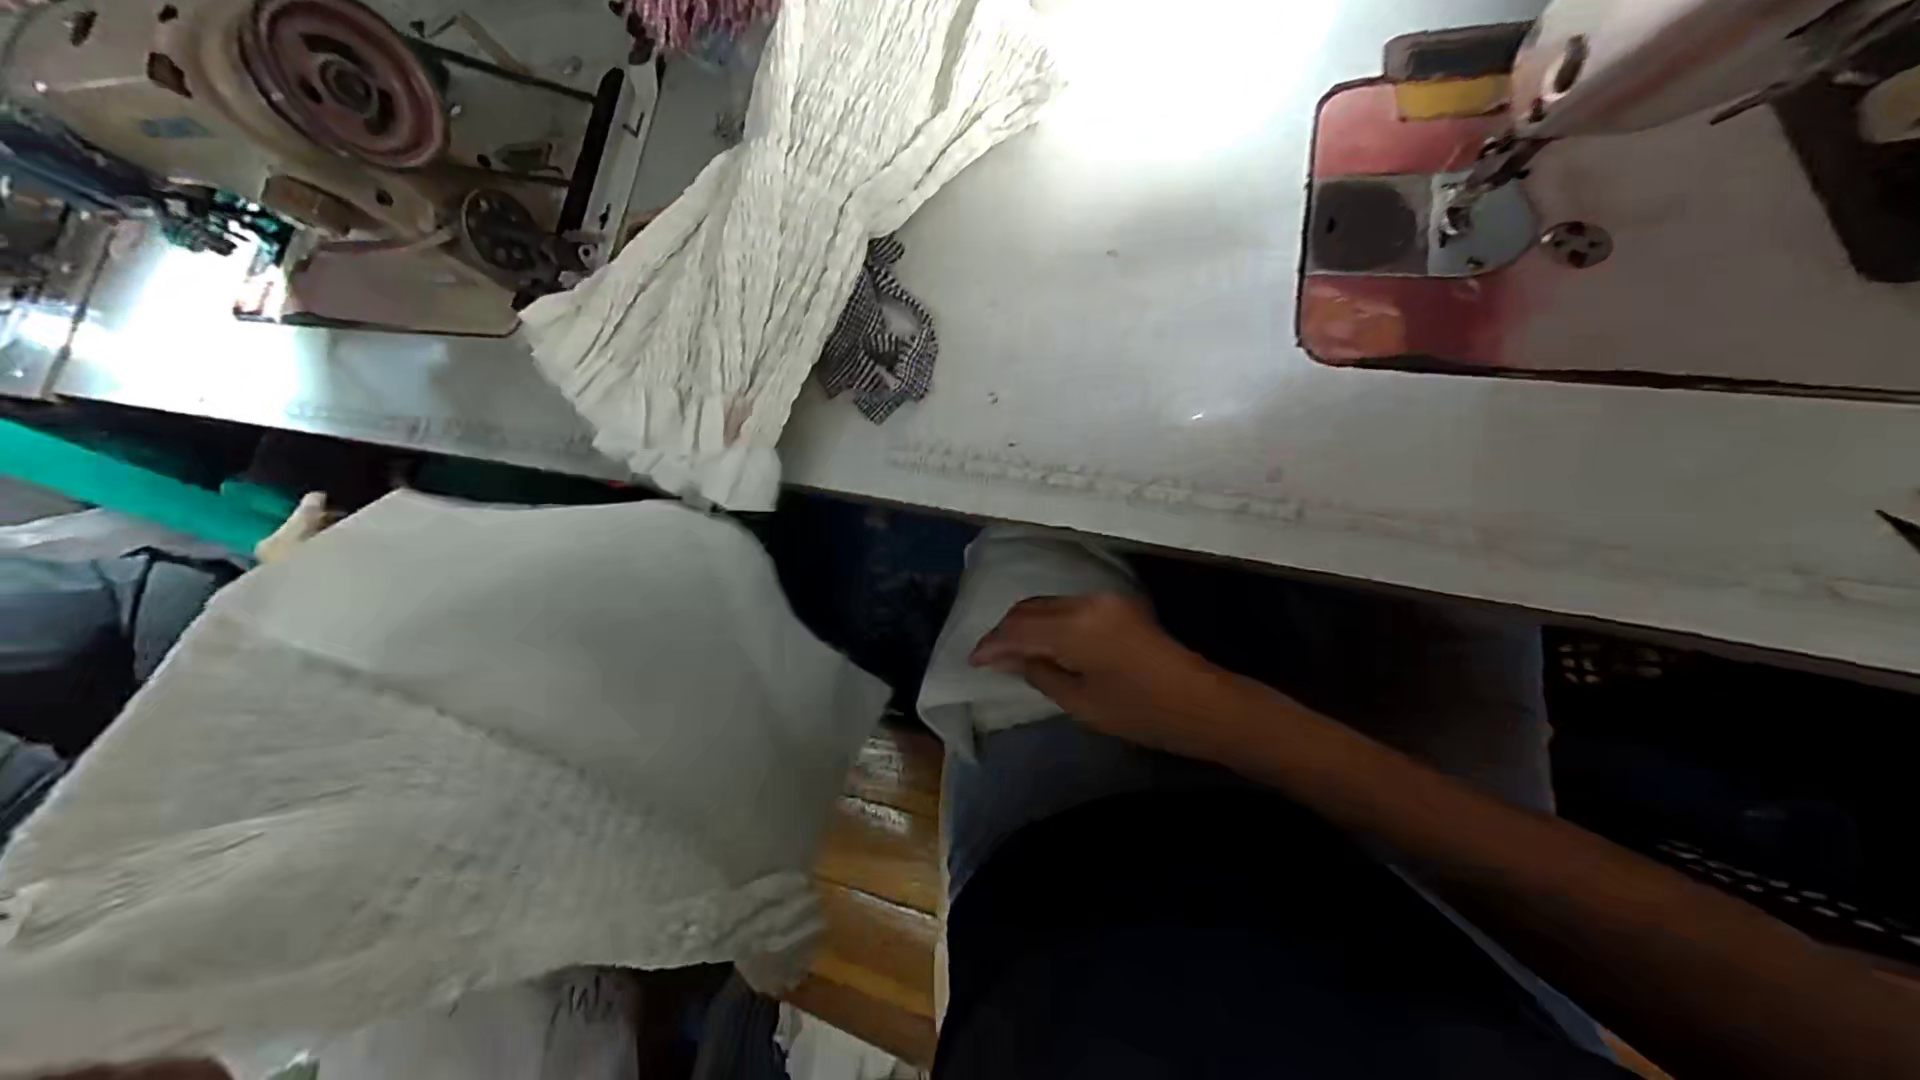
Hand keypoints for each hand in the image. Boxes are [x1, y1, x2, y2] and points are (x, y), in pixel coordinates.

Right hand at [969, 593, 1262, 759]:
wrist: (1204, 704)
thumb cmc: (1141, 713)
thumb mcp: (1082, 702)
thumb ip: (1039, 672)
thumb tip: (1006, 658)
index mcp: (1076, 627)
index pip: (1018, 629)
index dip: (992, 645)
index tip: (973, 662)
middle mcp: (1087, 602)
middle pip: (1030, 608)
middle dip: (1005, 631)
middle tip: (988, 657)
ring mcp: (1105, 599)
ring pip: (1047, 603)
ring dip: (1025, 623)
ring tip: (1009, 651)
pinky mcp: (1117, 605)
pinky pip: (1067, 606)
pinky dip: (1047, 621)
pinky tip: (1040, 641)